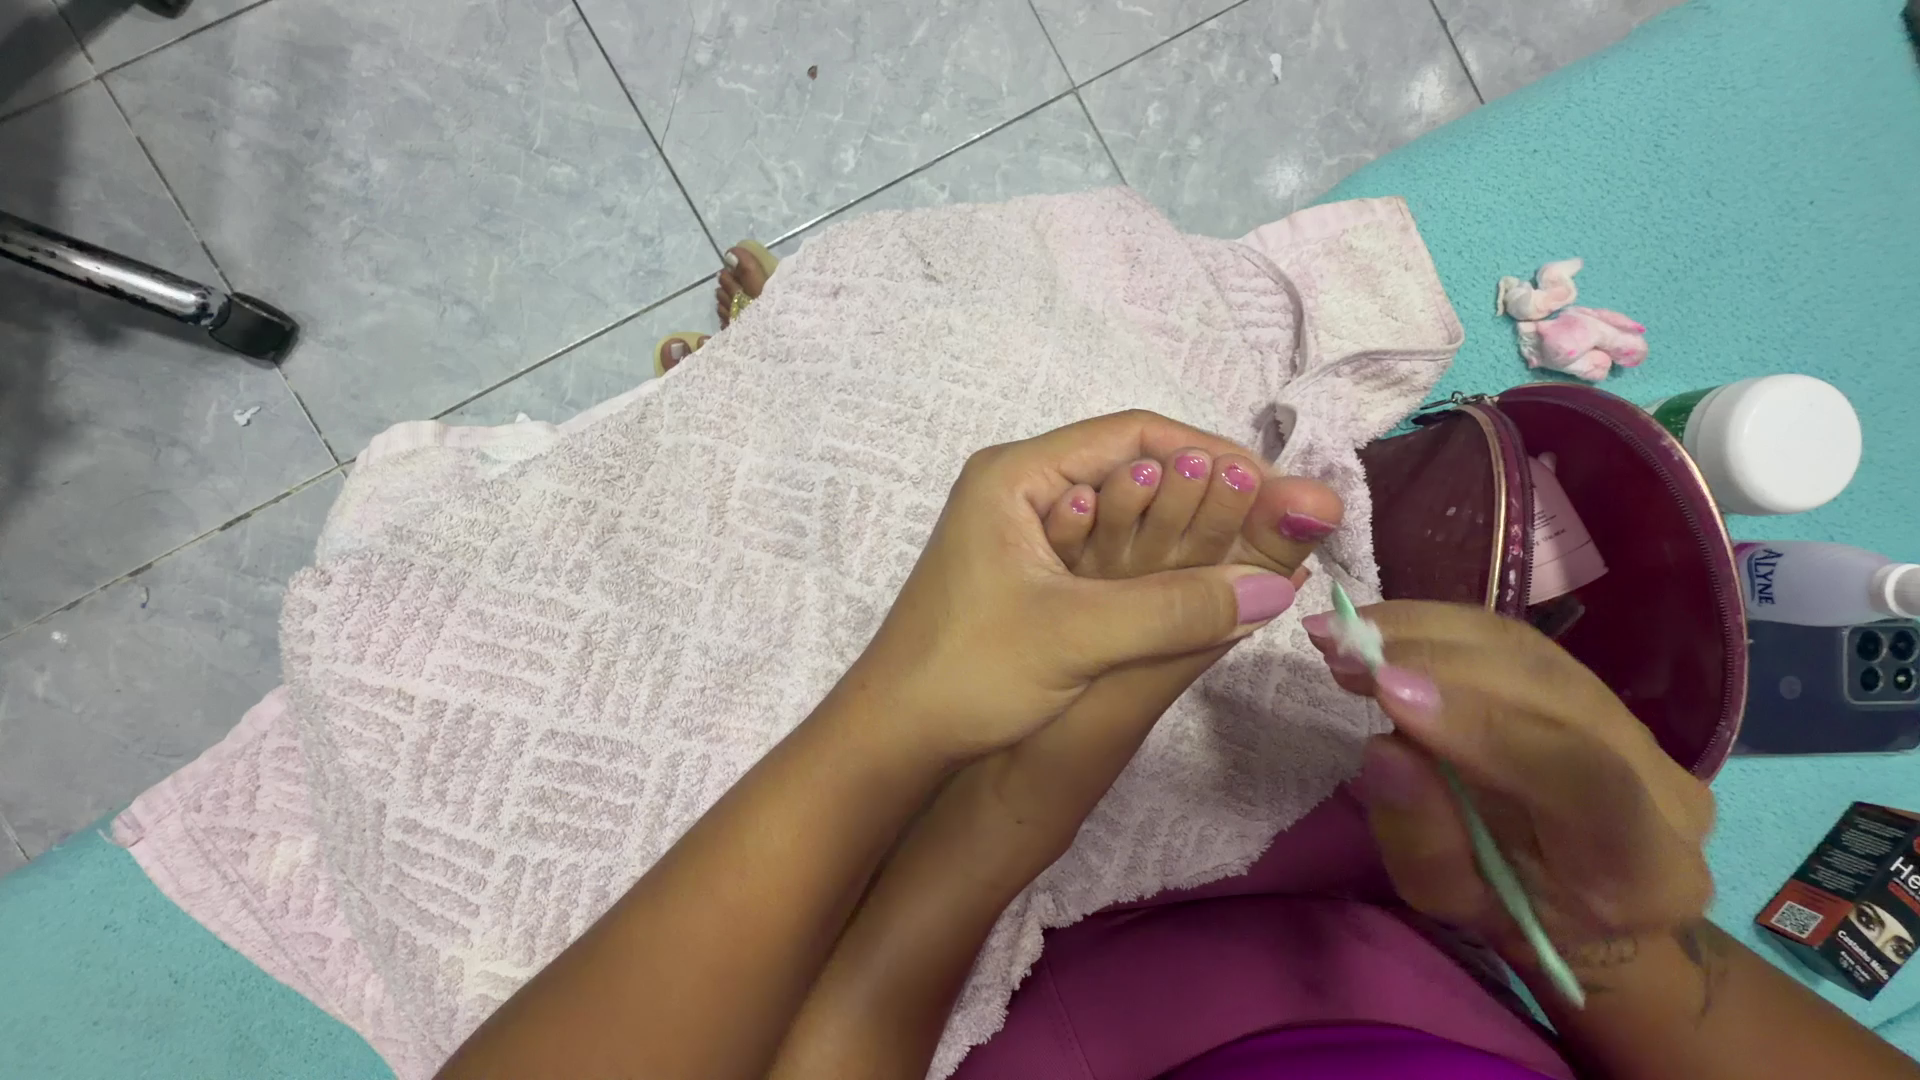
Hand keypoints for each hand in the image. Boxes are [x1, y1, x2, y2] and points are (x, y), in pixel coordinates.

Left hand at [849, 411, 1297, 763]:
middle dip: (1204, 491)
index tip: (1273, 489)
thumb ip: (1177, 608)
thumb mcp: (1078, 635)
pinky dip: (1151, 561)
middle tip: (1272, 521)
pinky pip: (1104, 550)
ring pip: (1121, 513)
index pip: (1134, 434)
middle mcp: (1018, 488)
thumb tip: (1277, 587)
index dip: (1212, 454)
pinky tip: (1191, 583)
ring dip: (1181, 528)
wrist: (895, 733)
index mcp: (1017, 475)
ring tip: (1247, 549)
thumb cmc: (968, 673)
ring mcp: (1020, 530)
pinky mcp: (1026, 571)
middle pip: (1131, 468)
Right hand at [1304, 601, 1715, 958]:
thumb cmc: (1503, 908)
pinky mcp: (1587, 684)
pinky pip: (1508, 639)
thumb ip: (1421, 837)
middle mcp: (1660, 784)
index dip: (1481, 725)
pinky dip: (1429, 626)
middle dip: (1435, 661)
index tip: (1385, 691)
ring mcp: (1632, 725)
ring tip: (1341, 635)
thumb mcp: (1446, 899)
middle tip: (1341, 653)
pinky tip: (1372, 629)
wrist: (1565, 894)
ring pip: (1528, 650)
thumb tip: (1383, 750)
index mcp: (1641, 866)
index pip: (1580, 776)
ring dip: (1422, 632)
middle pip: (1553, 691)